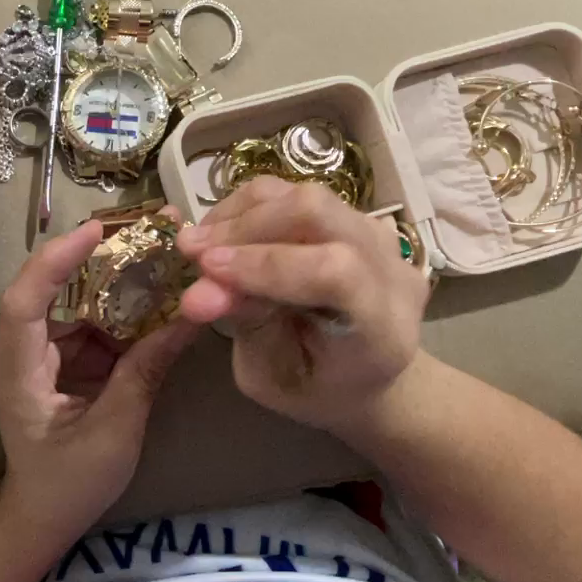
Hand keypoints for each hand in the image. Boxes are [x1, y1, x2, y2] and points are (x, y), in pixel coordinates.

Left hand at [0, 216, 200, 532]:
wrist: (43, 516)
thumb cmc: (69, 483)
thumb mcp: (114, 432)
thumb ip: (145, 373)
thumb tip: (188, 318)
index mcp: (20, 372)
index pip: (24, 301)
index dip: (55, 261)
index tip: (96, 231)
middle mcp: (25, 353)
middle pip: (53, 290)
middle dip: (97, 258)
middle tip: (147, 228)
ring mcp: (45, 355)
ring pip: (78, 304)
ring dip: (117, 282)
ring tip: (162, 256)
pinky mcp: (65, 362)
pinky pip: (93, 326)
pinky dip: (124, 314)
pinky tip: (159, 299)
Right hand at [176, 177, 428, 438]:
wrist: (364, 375)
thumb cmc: (315, 388)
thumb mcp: (271, 376)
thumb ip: (246, 327)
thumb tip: (196, 293)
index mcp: (381, 326)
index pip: (334, 271)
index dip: (265, 263)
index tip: (205, 268)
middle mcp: (390, 268)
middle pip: (319, 212)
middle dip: (245, 227)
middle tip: (191, 250)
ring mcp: (377, 235)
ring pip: (303, 195)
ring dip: (239, 214)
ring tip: (199, 243)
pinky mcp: (353, 217)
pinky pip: (296, 193)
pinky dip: (248, 207)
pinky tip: (220, 234)